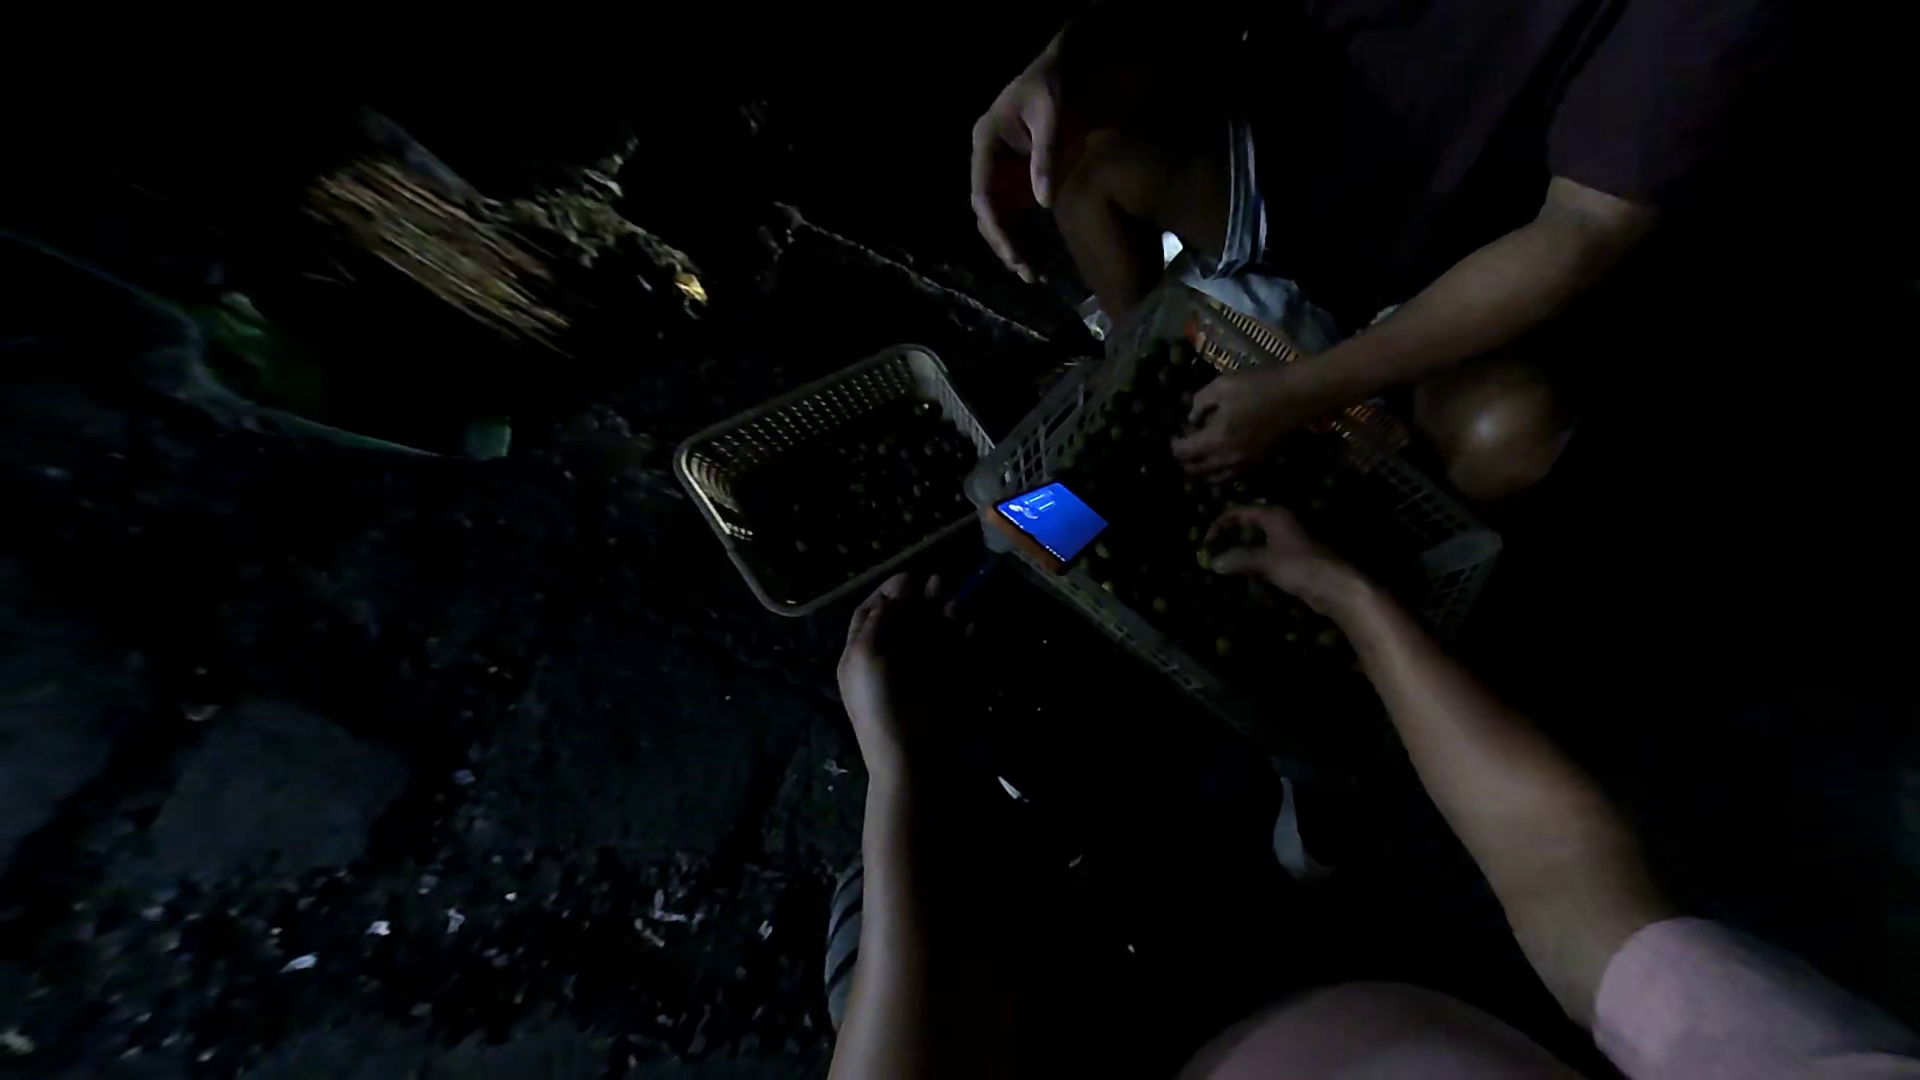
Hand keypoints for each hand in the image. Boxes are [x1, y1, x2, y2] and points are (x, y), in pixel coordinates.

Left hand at [837, 573, 952, 784]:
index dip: (889, 592)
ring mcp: (920, 672)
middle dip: (923, 600)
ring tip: (958, 599)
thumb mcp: (869, 656)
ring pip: (933, 632)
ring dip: (946, 613)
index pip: (870, 613)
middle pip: (905, 620)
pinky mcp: (948, 684)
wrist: (917, 763)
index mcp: (862, 656)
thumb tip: (900, 587)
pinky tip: (973, 625)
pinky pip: (958, 652)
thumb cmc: (886, 706)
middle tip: (943, 582)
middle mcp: (890, 661)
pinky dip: (966, 636)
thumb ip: (882, 618)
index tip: (910, 576)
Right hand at [970, 41, 1065, 282]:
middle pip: (986, 215)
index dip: (994, 225)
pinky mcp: (1013, 187)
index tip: (1011, 251)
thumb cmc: (1054, 83)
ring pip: (997, 224)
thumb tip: (1043, 203)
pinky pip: (1012, 221)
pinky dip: (1022, 243)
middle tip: (1025, 271)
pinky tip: (1036, 264)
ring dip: (1011, 251)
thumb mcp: (1052, 111)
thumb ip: (1046, 154)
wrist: (1063, 72)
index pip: (982, 193)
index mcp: (985, 142)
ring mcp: (998, 178)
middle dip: (1003, 245)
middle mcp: (986, 164)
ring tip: (1032, 276)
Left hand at [1172, 366, 1330, 477]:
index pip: (1183, 453)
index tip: (1175, 436)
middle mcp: (1227, 458)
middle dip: (1183, 461)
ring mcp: (1244, 464)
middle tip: (1183, 448)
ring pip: (1212, 479)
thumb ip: (1199, 403)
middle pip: (1194, 471)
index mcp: (1215, 439)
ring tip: (1197, 458)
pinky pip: (1231, 478)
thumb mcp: (1222, 385)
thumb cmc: (1260, 386)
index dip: (1174, 445)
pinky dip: (1218, 474)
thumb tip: (1191, 419)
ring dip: (1200, 471)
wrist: (1300, 395)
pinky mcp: (1257, 464)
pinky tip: (1218, 462)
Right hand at [1206, 506, 1368, 615]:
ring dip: (1237, 553)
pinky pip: (1262, 555)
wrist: (1336, 587)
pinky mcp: (1289, 558)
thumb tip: (1214, 563)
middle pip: (1244, 525)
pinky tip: (1240, 574)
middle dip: (1226, 539)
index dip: (1219, 525)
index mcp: (1273, 516)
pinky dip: (1249, 563)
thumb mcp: (1265, 560)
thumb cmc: (1301, 566)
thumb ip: (1238, 559)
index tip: (1207, 544)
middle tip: (1211, 555)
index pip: (1237, 513)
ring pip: (1253, 541)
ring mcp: (1284, 541)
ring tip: (1221, 566)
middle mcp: (1279, 523)